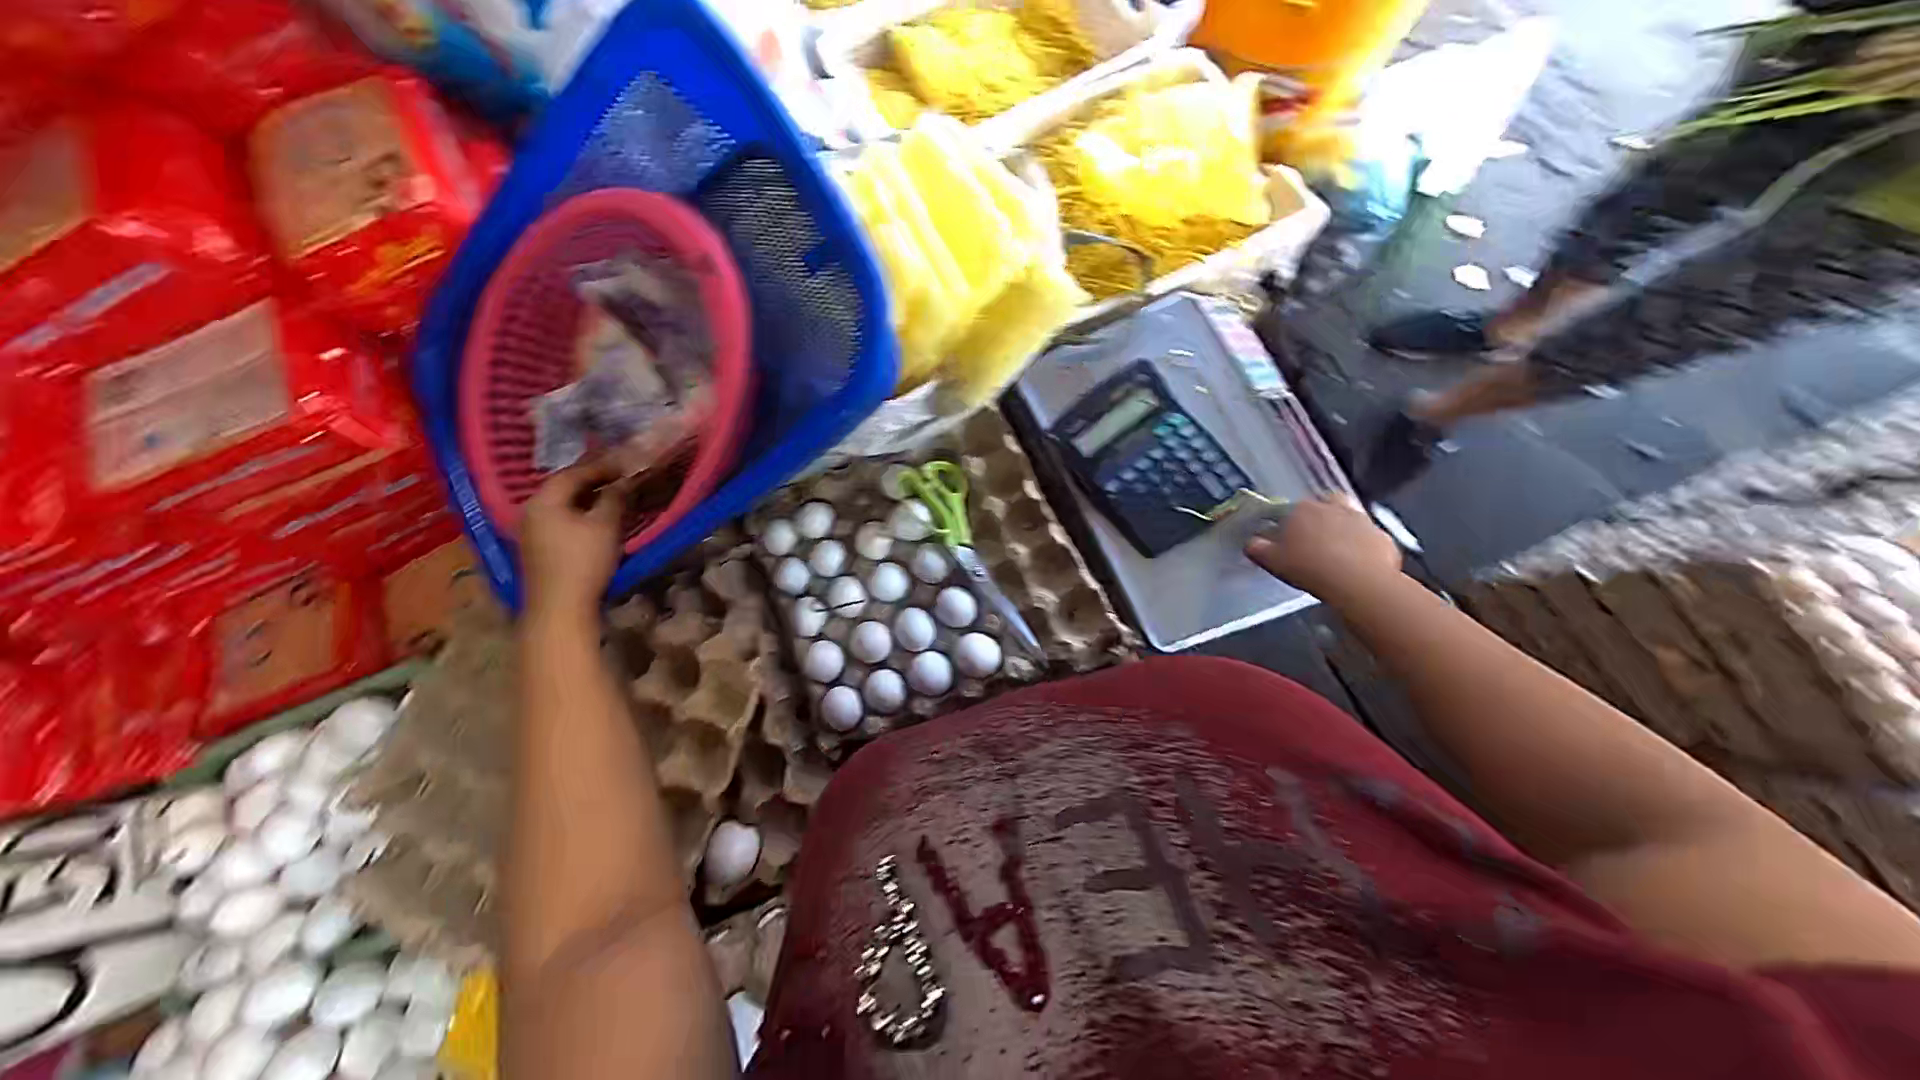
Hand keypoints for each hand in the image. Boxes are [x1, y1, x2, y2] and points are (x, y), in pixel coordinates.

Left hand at [521, 462, 629, 619]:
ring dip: (586, 499)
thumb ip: (614, 498)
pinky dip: (579, 514)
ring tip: (612, 498)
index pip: (572, 473)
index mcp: (543, 501)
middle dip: (592, 481)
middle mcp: (531, 511)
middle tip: (619, 479)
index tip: (624, 466)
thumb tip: (624, 481)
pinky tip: (596, 520)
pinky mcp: (537, 549)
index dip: (600, 467)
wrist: (559, 607)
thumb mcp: (605, 525)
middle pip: (563, 488)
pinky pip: (559, 520)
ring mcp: (531, 531)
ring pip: (561, 505)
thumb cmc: (583, 561)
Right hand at [1244, 495, 1400, 599]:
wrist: (1357, 582)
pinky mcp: (1382, 538)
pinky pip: (1370, 540)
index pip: (1291, 511)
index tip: (1286, 542)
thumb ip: (1257, 549)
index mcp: (1302, 510)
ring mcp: (1362, 520)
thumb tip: (1251, 543)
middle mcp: (1333, 507)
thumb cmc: (1308, 568)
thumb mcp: (1272, 561)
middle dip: (1318, 521)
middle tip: (1312, 543)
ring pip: (1350, 519)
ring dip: (1343, 530)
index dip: (1288, 525)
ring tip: (1336, 553)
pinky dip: (1364, 549)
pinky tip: (1358, 565)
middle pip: (1323, 508)